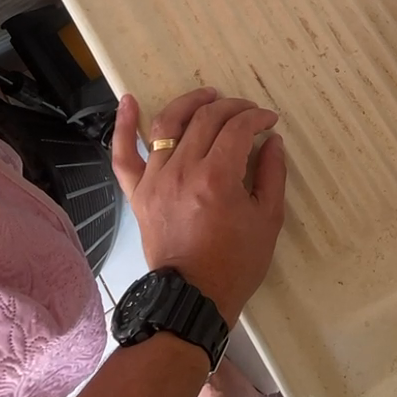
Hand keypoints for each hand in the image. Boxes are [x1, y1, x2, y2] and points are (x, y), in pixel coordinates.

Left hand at [111, 87, 286, 322]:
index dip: (257, 117)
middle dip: (234, 107)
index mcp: (217, 178)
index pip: (238, 128)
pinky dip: (124, 125)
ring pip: (168, 124)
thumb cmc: (235, 263)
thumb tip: (271, 140)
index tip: (269, 121)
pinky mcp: (138, 193)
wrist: (191, 301)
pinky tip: (129, 101)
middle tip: (248, 113)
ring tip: (208, 95)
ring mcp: (155, 180)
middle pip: (207, 118)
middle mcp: (183, 171)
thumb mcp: (268, 220)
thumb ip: (273, 174)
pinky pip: (123, 155)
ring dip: (190, 102)